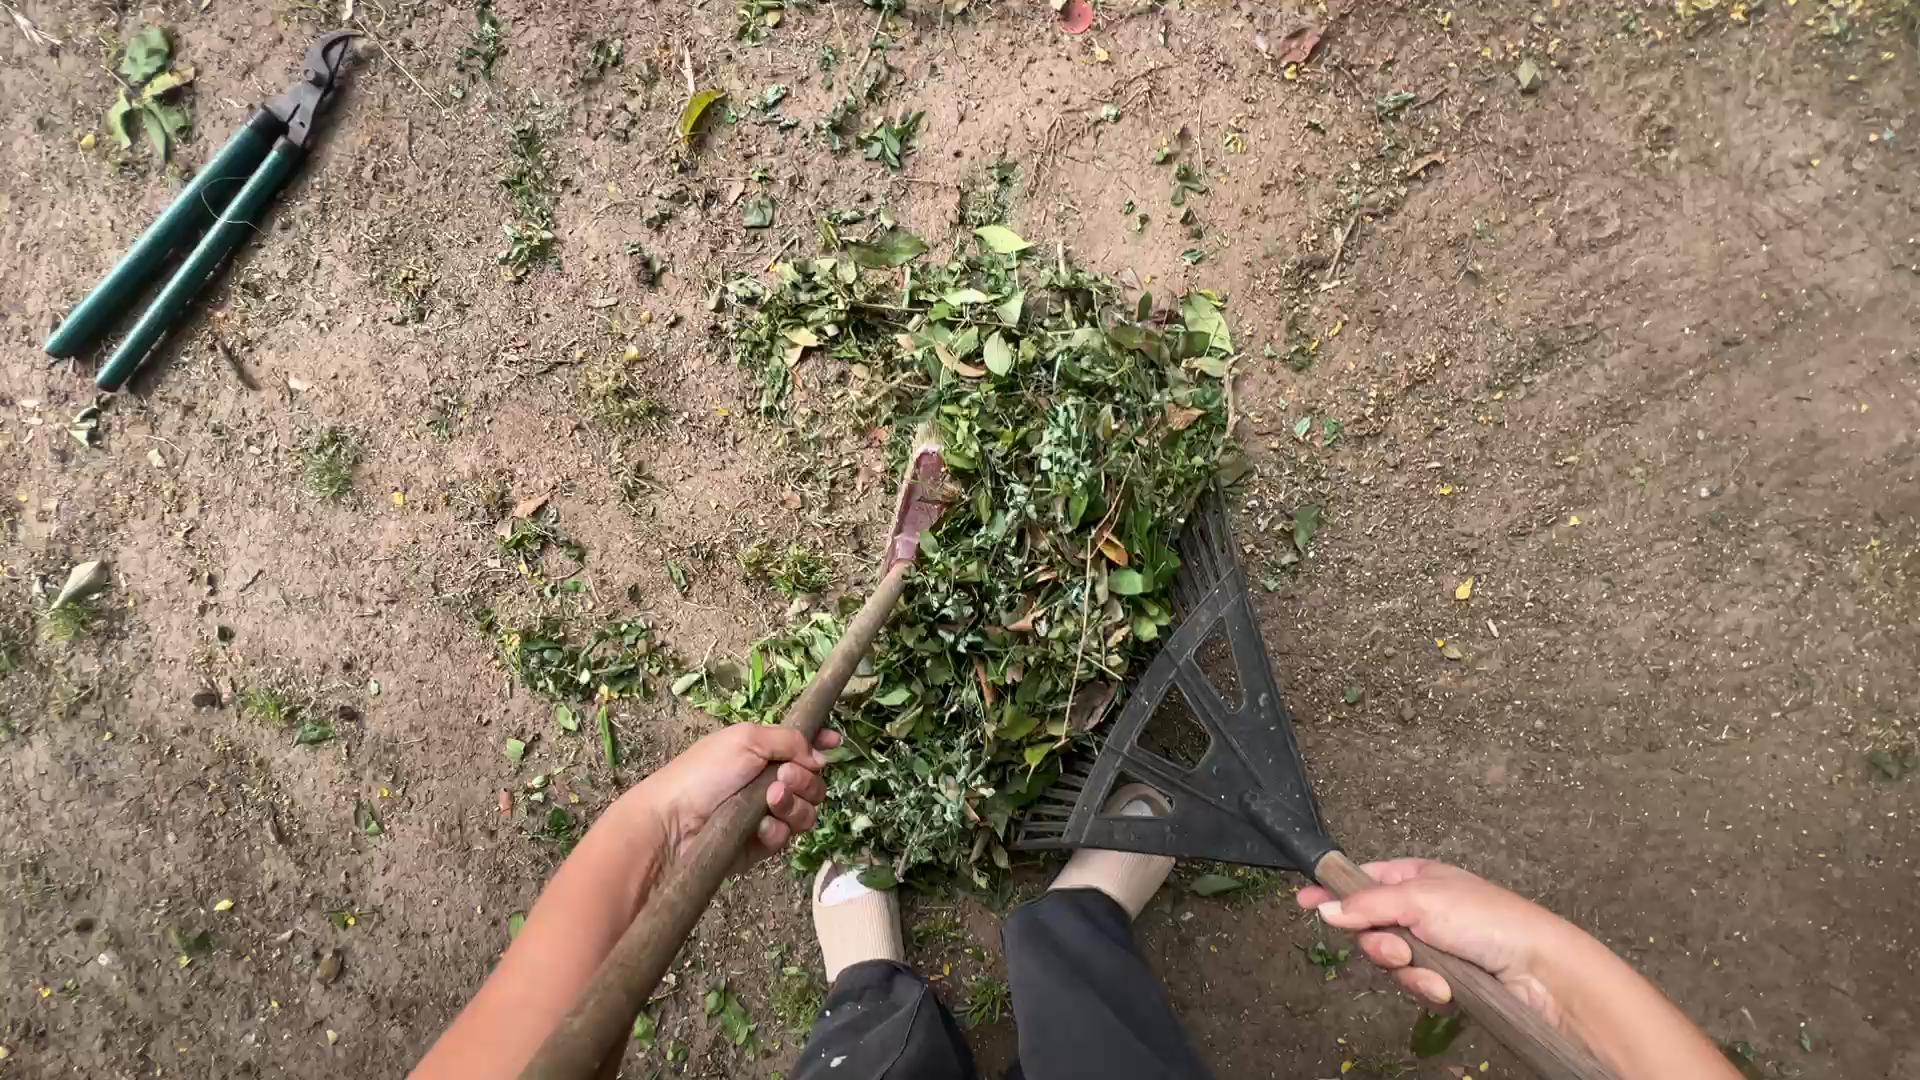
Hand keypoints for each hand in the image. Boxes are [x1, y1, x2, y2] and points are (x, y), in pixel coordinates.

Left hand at [623, 724, 841, 865]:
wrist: (672, 824)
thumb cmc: (705, 772)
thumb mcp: (747, 739)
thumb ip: (790, 740)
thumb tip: (821, 757)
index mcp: (763, 752)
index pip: (803, 747)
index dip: (821, 744)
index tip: (834, 742)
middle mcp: (769, 782)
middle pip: (813, 781)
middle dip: (805, 779)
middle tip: (783, 777)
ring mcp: (766, 815)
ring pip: (807, 810)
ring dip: (794, 804)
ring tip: (770, 802)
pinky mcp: (761, 845)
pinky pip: (787, 837)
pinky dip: (777, 830)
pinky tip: (760, 828)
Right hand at [1295, 858, 1582, 1026]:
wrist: (1544, 973)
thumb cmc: (1487, 919)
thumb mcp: (1418, 899)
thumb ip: (1366, 904)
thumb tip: (1326, 910)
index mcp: (1413, 876)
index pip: (1360, 880)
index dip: (1332, 891)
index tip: (1303, 902)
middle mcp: (1420, 909)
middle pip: (1369, 924)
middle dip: (1375, 940)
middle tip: (1393, 948)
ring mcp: (1434, 946)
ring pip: (1388, 958)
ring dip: (1402, 967)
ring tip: (1425, 970)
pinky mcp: (1447, 981)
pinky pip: (1413, 985)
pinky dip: (1424, 988)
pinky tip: (1445, 991)